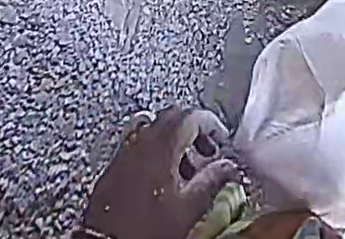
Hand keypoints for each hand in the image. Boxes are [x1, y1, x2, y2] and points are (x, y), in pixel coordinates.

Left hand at [81, 106, 238, 238]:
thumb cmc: (146, 228)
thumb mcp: (187, 208)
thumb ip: (211, 182)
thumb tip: (229, 167)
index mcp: (163, 143)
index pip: (193, 116)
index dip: (212, 125)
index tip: (222, 140)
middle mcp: (143, 138)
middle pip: (173, 116)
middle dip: (193, 130)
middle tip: (206, 152)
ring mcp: (126, 150)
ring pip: (155, 128)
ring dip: (174, 141)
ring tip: (185, 169)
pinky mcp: (115, 165)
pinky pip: (140, 143)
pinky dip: (155, 151)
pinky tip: (161, 177)